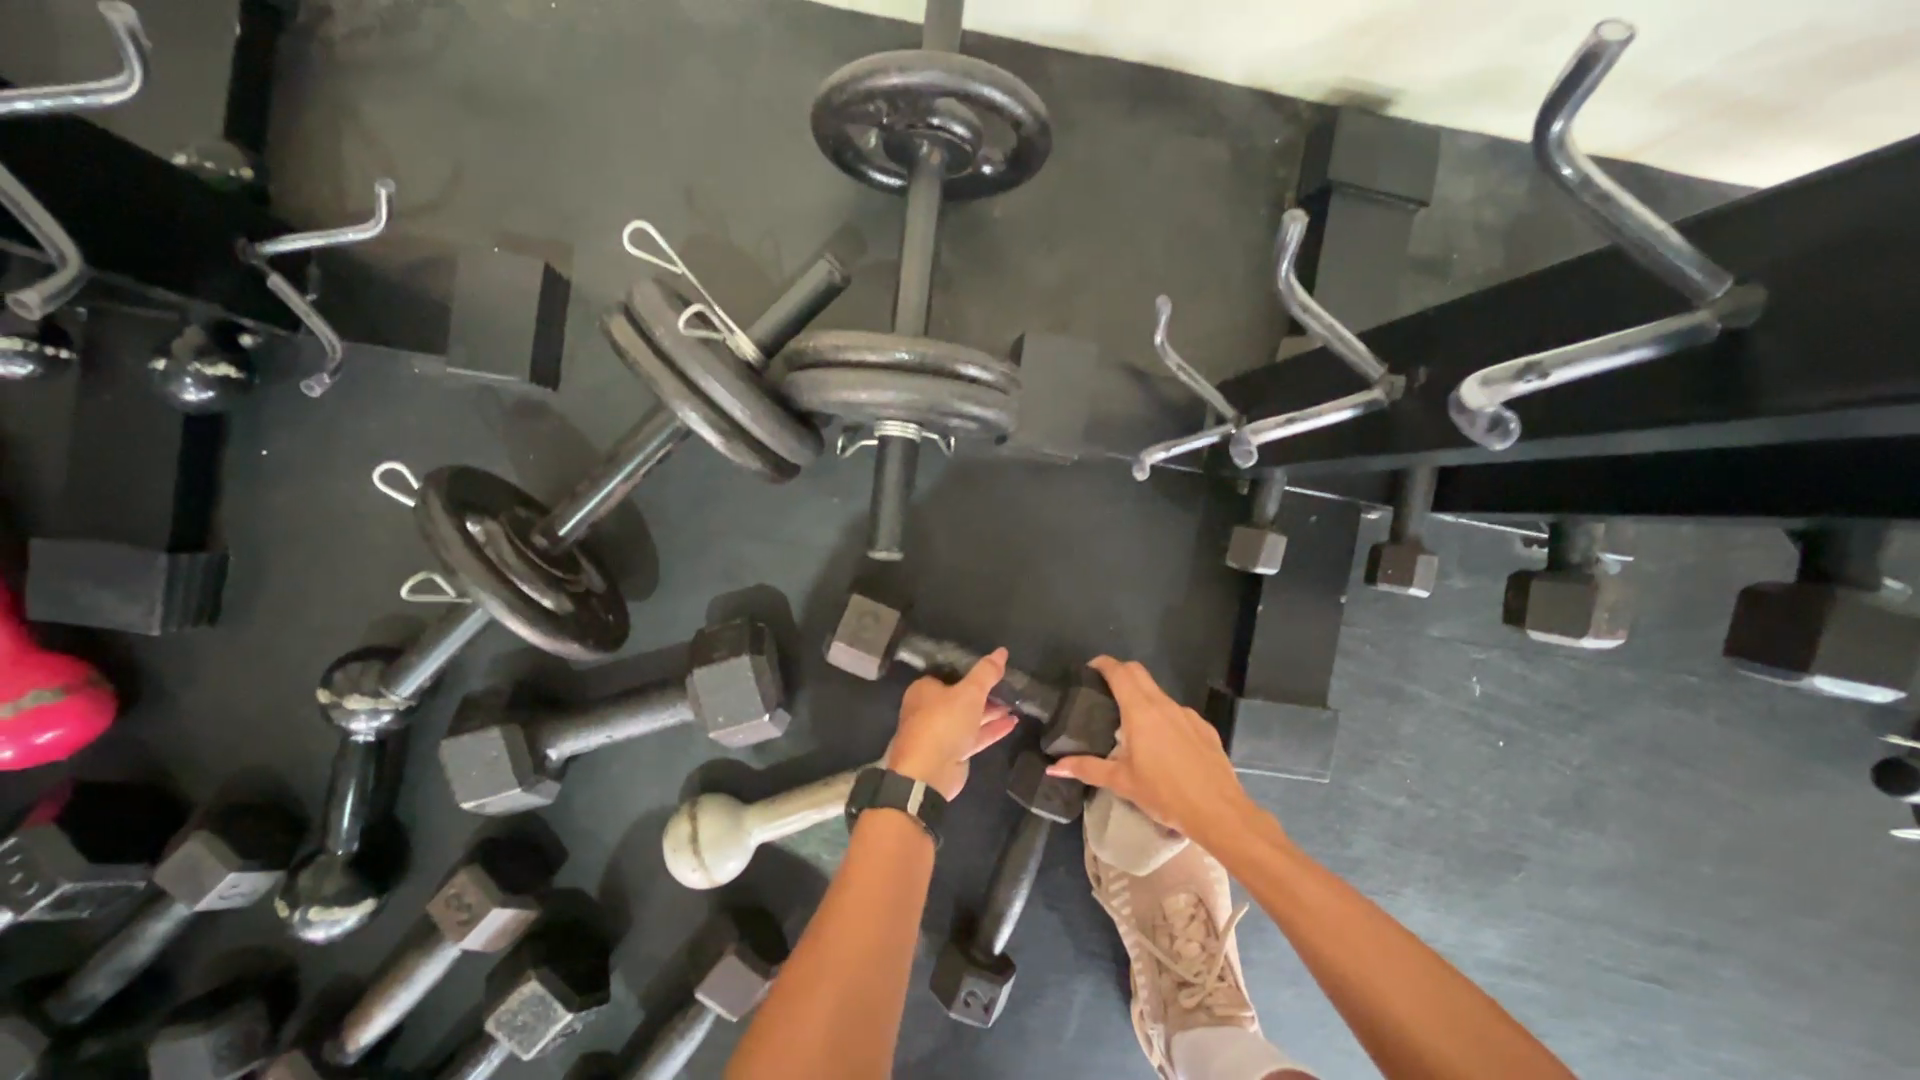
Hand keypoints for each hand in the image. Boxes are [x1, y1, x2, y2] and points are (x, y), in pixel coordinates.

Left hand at [886, 648, 1019, 800]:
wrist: (928, 773)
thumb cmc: (943, 723)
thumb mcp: (969, 692)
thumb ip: (986, 673)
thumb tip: (1002, 651)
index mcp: (925, 689)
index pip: (951, 674)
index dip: (972, 671)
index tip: (995, 668)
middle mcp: (931, 709)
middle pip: (961, 696)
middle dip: (985, 694)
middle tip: (1009, 687)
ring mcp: (942, 732)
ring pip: (970, 717)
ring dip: (991, 712)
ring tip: (1016, 704)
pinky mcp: (953, 752)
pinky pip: (975, 736)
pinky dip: (992, 729)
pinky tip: (1013, 723)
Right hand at [1047, 657, 1261, 843]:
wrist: (1219, 811)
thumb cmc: (1165, 794)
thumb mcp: (1122, 782)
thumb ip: (1087, 768)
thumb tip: (1053, 766)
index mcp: (1141, 711)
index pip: (1120, 672)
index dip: (1103, 664)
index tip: (1090, 668)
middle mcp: (1165, 705)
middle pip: (1140, 674)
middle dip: (1121, 673)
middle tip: (1103, 690)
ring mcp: (1188, 715)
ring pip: (1160, 695)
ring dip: (1143, 700)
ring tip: (1131, 726)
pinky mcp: (1205, 729)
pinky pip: (1178, 715)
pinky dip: (1164, 720)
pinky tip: (1163, 747)